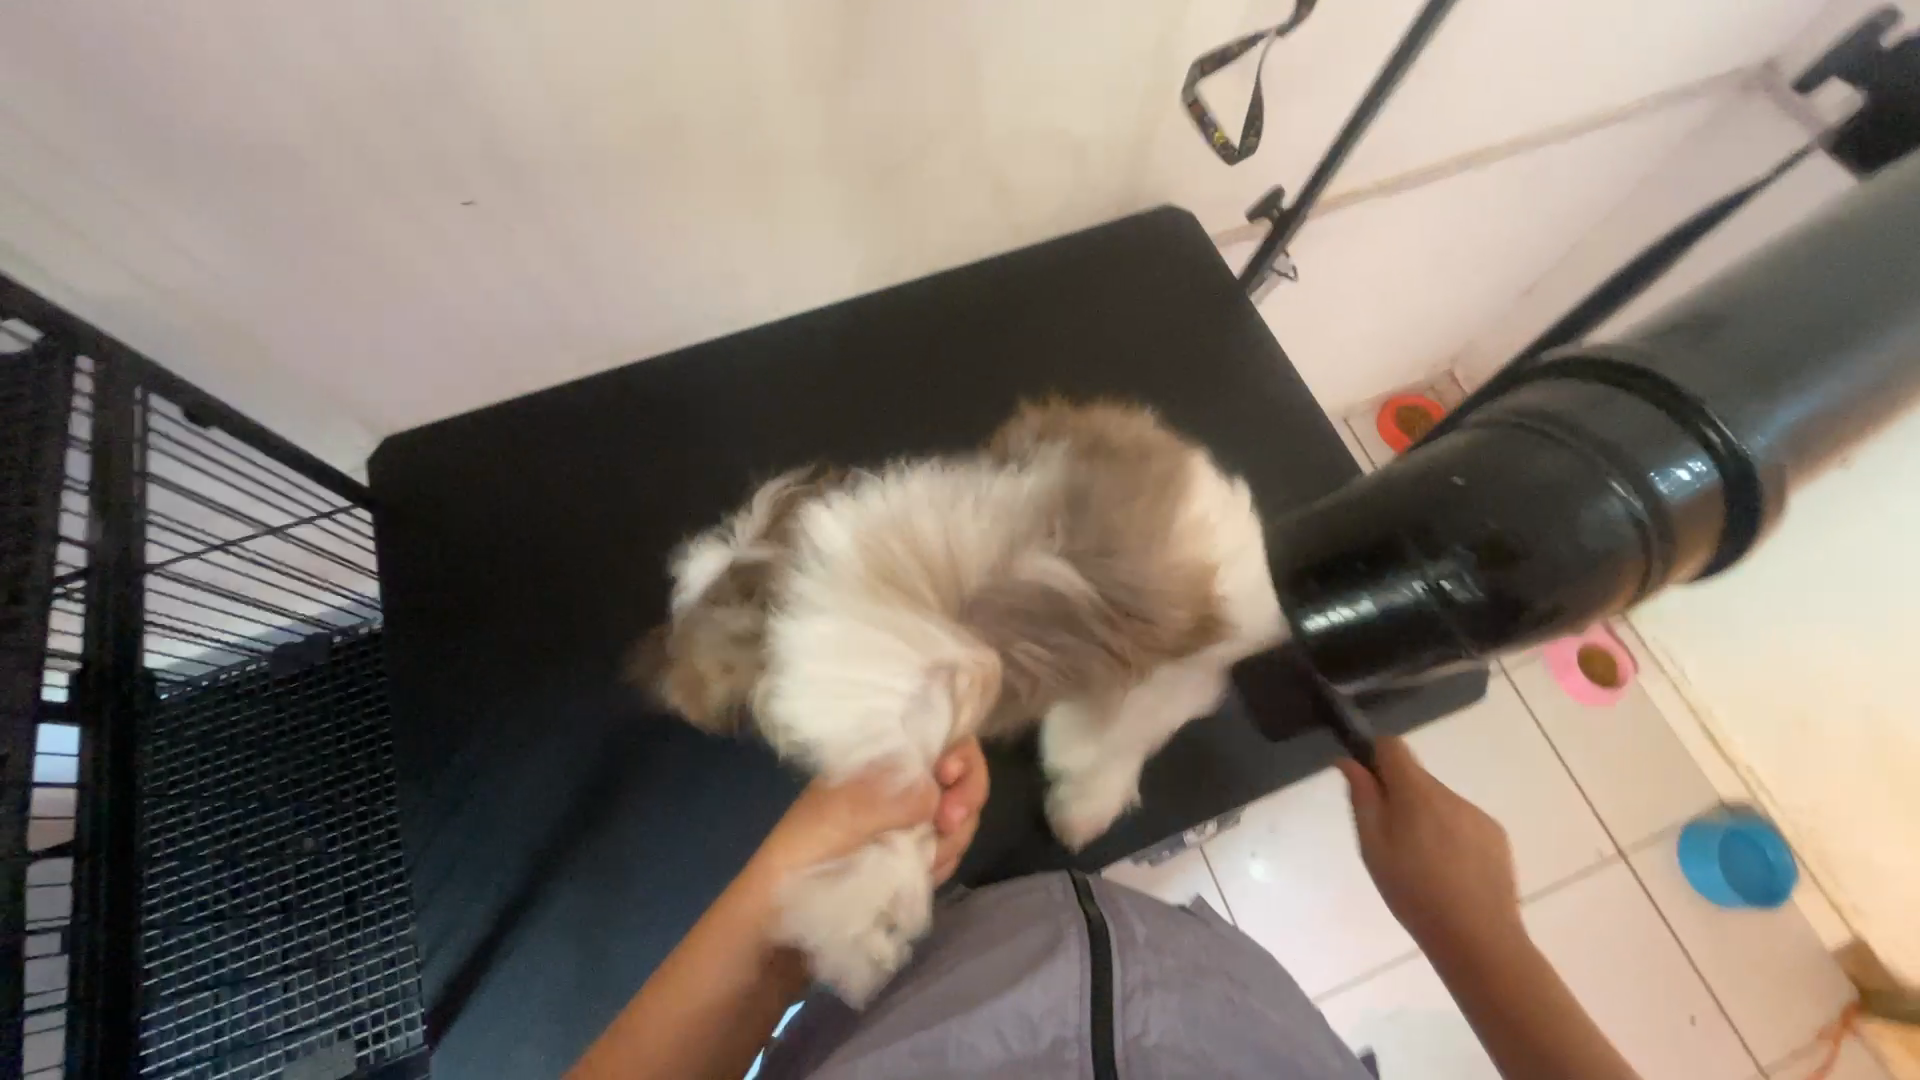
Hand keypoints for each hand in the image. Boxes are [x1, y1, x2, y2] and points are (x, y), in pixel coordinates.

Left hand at [750, 739, 990, 885]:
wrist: (785, 911)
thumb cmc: (806, 848)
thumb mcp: (846, 816)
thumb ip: (895, 799)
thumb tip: (938, 794)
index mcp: (885, 759)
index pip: (941, 737)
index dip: (958, 753)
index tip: (947, 776)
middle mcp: (903, 783)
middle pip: (962, 777)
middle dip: (965, 799)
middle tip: (946, 826)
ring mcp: (912, 820)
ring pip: (961, 817)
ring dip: (952, 839)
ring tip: (923, 860)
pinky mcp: (915, 855)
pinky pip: (950, 852)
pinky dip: (942, 864)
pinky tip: (921, 875)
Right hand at [1337, 736, 1522, 955]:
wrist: (1479, 940)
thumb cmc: (1412, 892)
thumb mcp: (1372, 846)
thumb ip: (1362, 798)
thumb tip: (1348, 761)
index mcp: (1416, 793)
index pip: (1392, 746)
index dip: (1374, 757)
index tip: (1367, 786)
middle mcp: (1449, 795)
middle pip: (1415, 776)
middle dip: (1398, 796)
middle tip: (1389, 838)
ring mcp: (1477, 816)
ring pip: (1438, 801)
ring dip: (1424, 816)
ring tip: (1420, 861)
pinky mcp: (1497, 837)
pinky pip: (1461, 821)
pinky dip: (1448, 834)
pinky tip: (1447, 871)